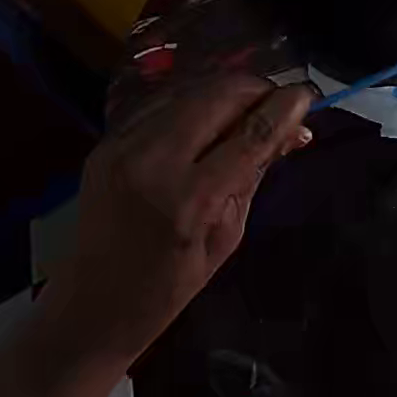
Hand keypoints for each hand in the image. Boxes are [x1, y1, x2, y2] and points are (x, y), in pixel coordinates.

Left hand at [48, 75, 312, 359]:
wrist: (90, 307)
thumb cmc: (169, 288)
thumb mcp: (227, 236)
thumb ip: (254, 173)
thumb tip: (291, 131)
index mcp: (189, 199)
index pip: (250, 135)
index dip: (284, 108)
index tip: (306, 96)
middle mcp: (154, 159)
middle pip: (219, 95)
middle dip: (256, 90)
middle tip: (278, 102)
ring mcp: (124, 143)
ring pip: (191, 89)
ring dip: (227, 92)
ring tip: (249, 107)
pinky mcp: (109, 139)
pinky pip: (163, 103)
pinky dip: (195, 102)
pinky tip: (209, 117)